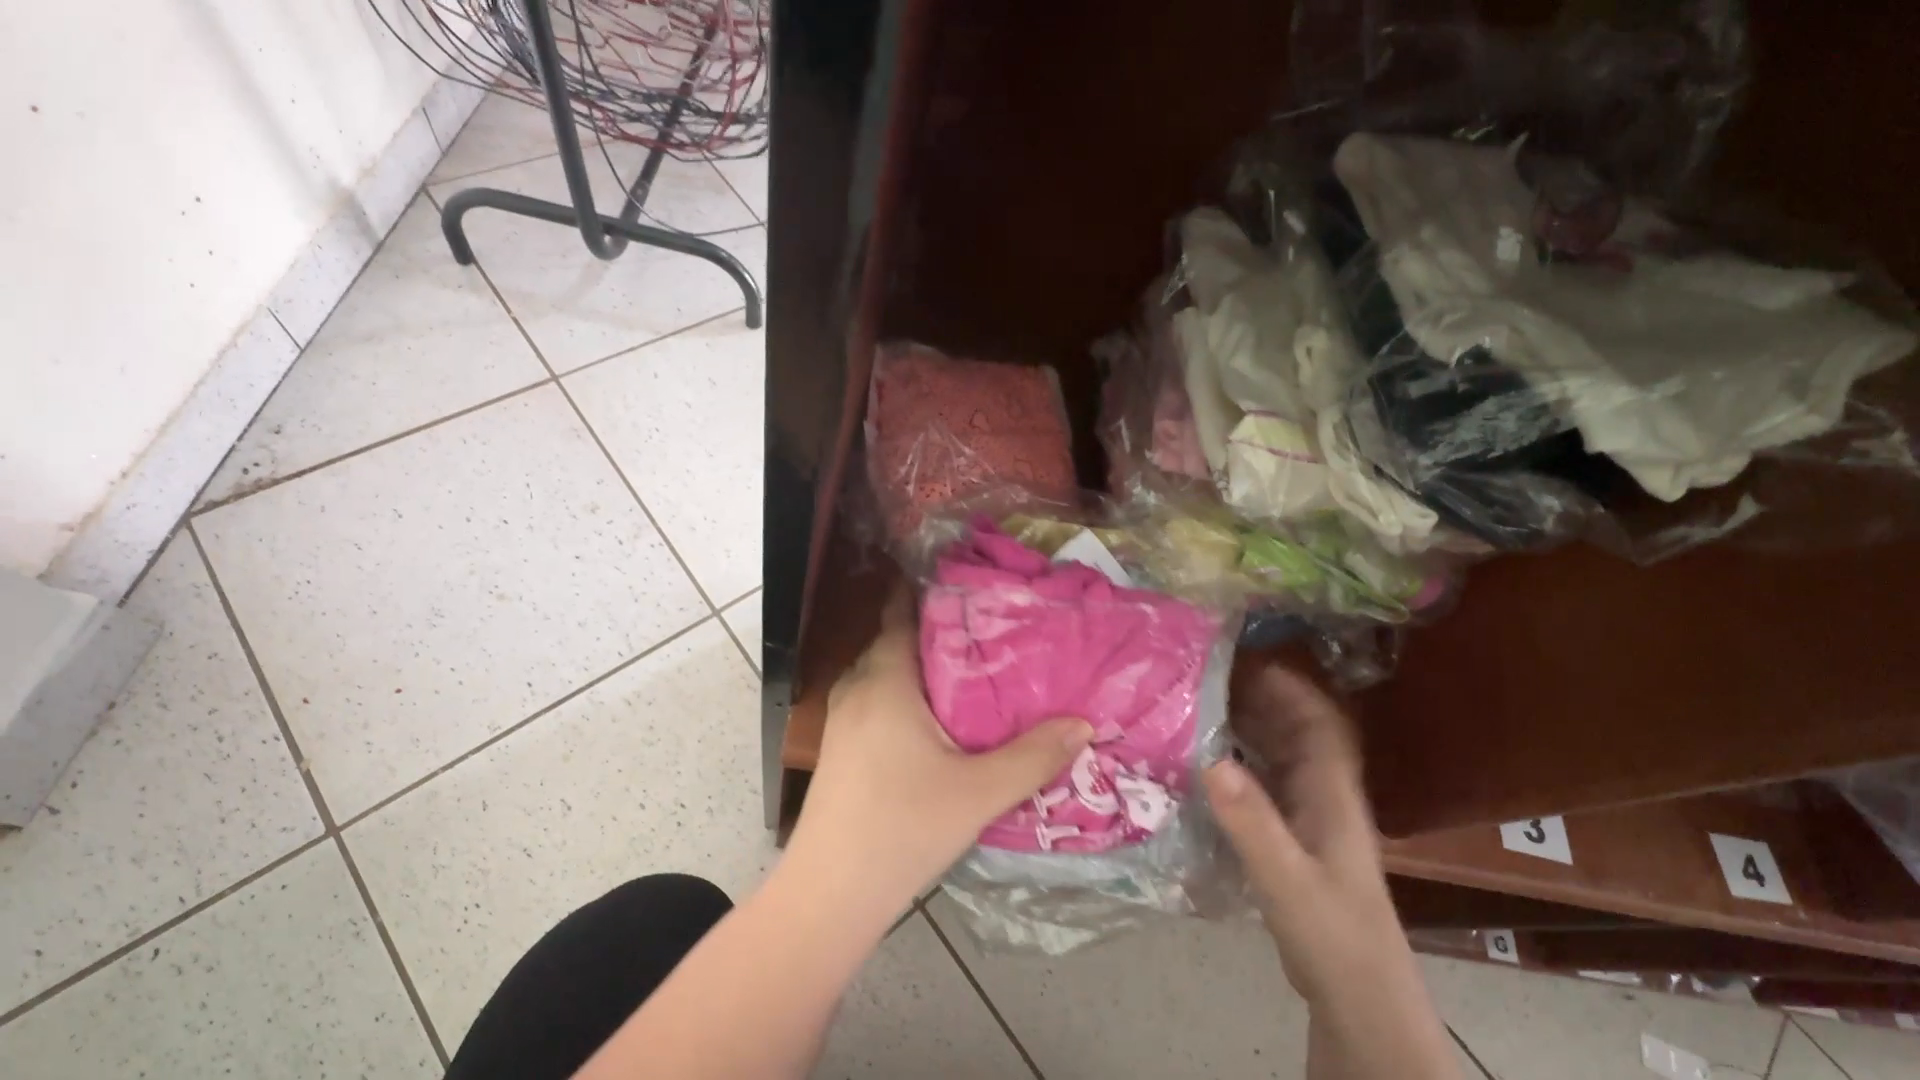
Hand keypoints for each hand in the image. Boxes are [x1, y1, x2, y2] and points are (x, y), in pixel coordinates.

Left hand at [785, 590, 1093, 915]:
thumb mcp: (980, 792)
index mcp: (885, 681)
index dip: (935, 594)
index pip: (904, 615)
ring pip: (887, 678)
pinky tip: (941, 727)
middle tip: (994, 632)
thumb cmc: (903, 828)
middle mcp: (858, 690)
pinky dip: (909, 701)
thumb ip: (1035, 756)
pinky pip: (879, 705)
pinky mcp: (840, 752)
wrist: (830, 894)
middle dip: (941, 634)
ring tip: (977, 676)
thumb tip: (1084, 724)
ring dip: (924, 672)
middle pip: (898, 644)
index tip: (975, 585)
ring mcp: (842, 722)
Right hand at [1202, 664, 1414, 1004]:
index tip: (1242, 657)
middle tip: (1202, 675)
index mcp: (1331, 793)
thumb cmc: (1331, 932)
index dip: (1287, 684)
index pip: (1318, 720)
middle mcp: (1322, 795)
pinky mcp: (1291, 841)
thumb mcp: (1286, 877)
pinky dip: (1237, 766)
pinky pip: (1263, 785)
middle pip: (1294, 729)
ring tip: (1195, 707)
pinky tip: (1201, 765)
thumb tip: (1210, 759)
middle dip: (1256, 697)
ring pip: (1277, 756)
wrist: (1357, 995)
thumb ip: (1250, 821)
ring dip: (1245, 728)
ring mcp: (1307, 819)